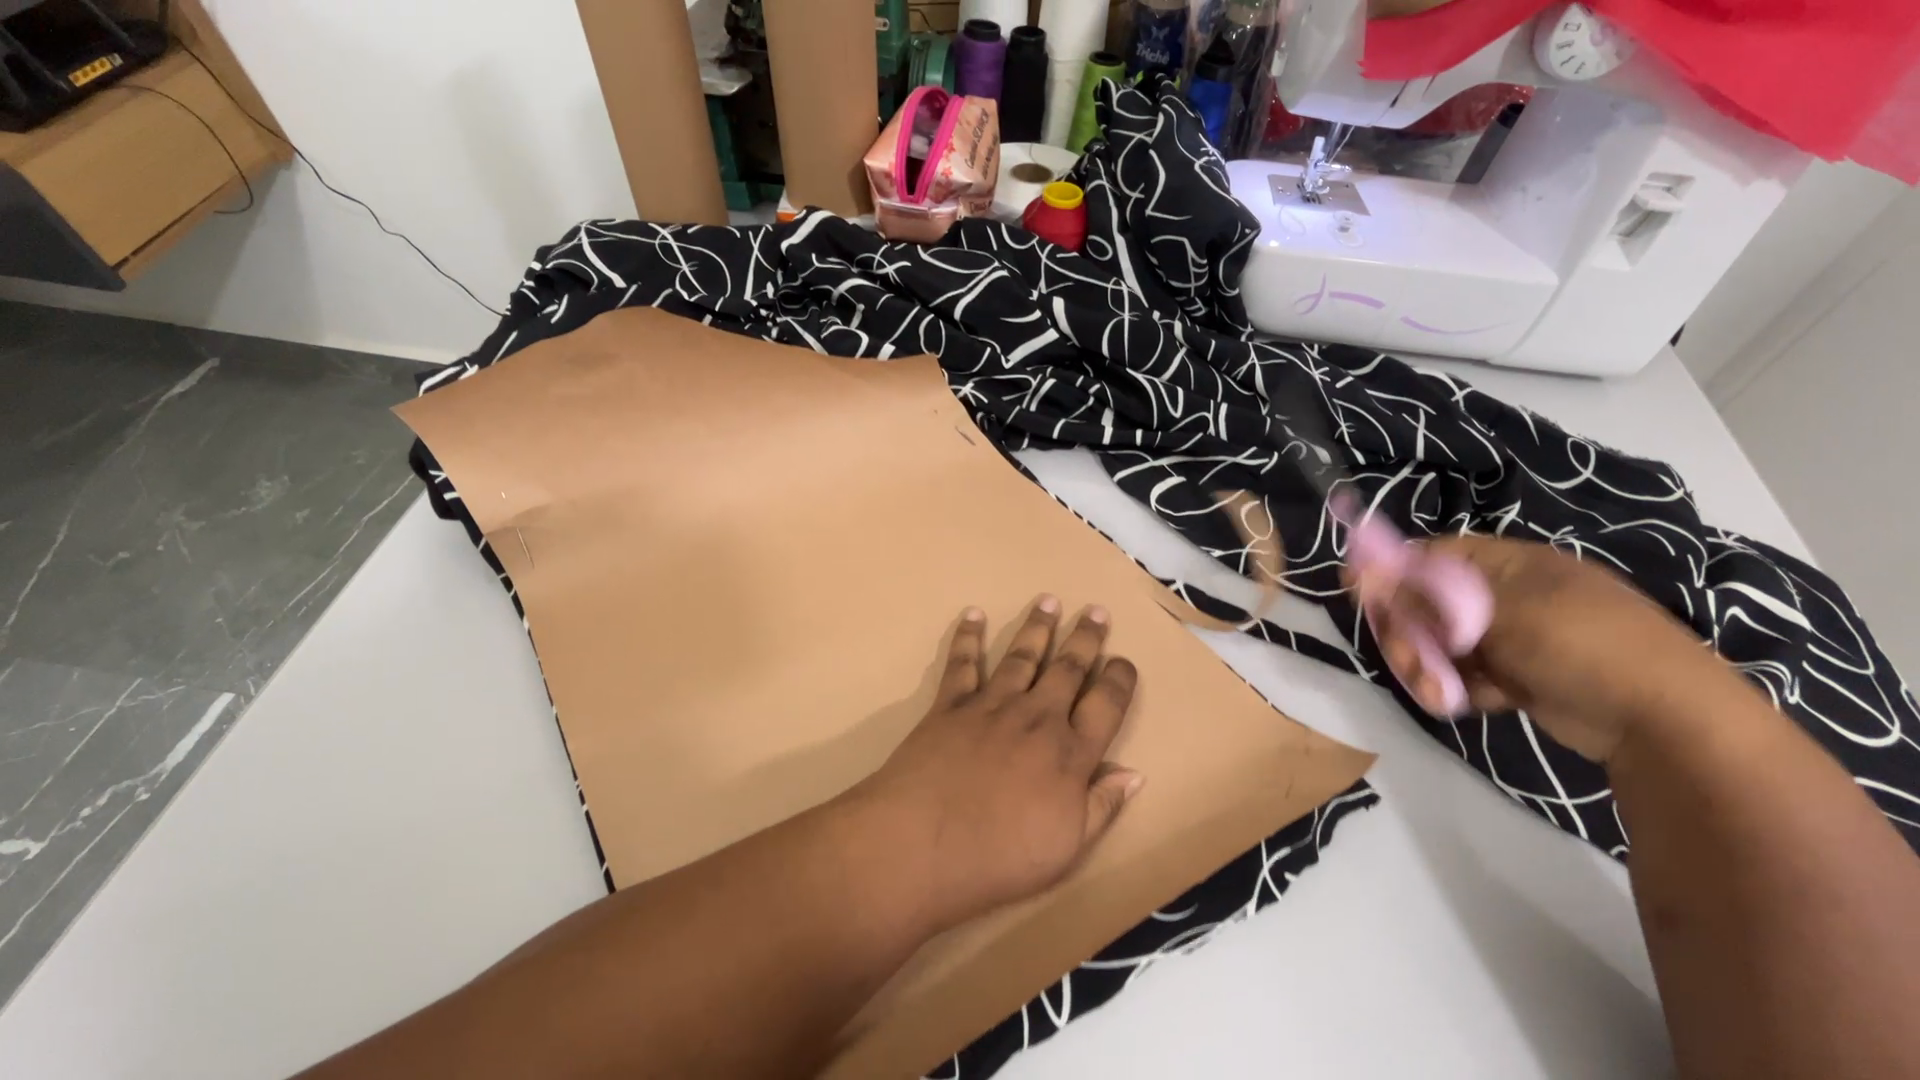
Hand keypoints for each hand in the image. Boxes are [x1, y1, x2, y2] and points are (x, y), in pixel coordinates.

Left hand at [850, 597, 1143, 933]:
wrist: (923, 843)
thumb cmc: (1000, 857)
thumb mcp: (1067, 846)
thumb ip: (1102, 806)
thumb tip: (1135, 773)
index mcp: (1071, 753)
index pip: (1107, 704)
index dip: (1119, 679)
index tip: (1124, 661)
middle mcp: (1037, 718)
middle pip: (1068, 668)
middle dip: (1085, 638)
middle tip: (1095, 611)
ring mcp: (992, 707)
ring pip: (1021, 657)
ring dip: (1037, 627)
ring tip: (1049, 601)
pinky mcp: (950, 706)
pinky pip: (963, 663)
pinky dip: (968, 637)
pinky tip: (973, 615)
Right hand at [1348, 534, 1737, 763]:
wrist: (1665, 720)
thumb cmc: (1583, 645)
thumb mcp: (1499, 614)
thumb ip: (1428, 597)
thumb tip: (1363, 572)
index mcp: (1511, 565)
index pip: (1434, 555)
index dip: (1393, 571)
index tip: (1359, 593)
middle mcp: (1509, 595)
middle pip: (1430, 603)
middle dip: (1412, 634)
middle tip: (1410, 661)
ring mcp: (1516, 637)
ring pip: (1445, 644)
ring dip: (1432, 667)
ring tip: (1440, 694)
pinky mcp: (1520, 675)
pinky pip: (1468, 673)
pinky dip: (1459, 687)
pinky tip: (1466, 702)